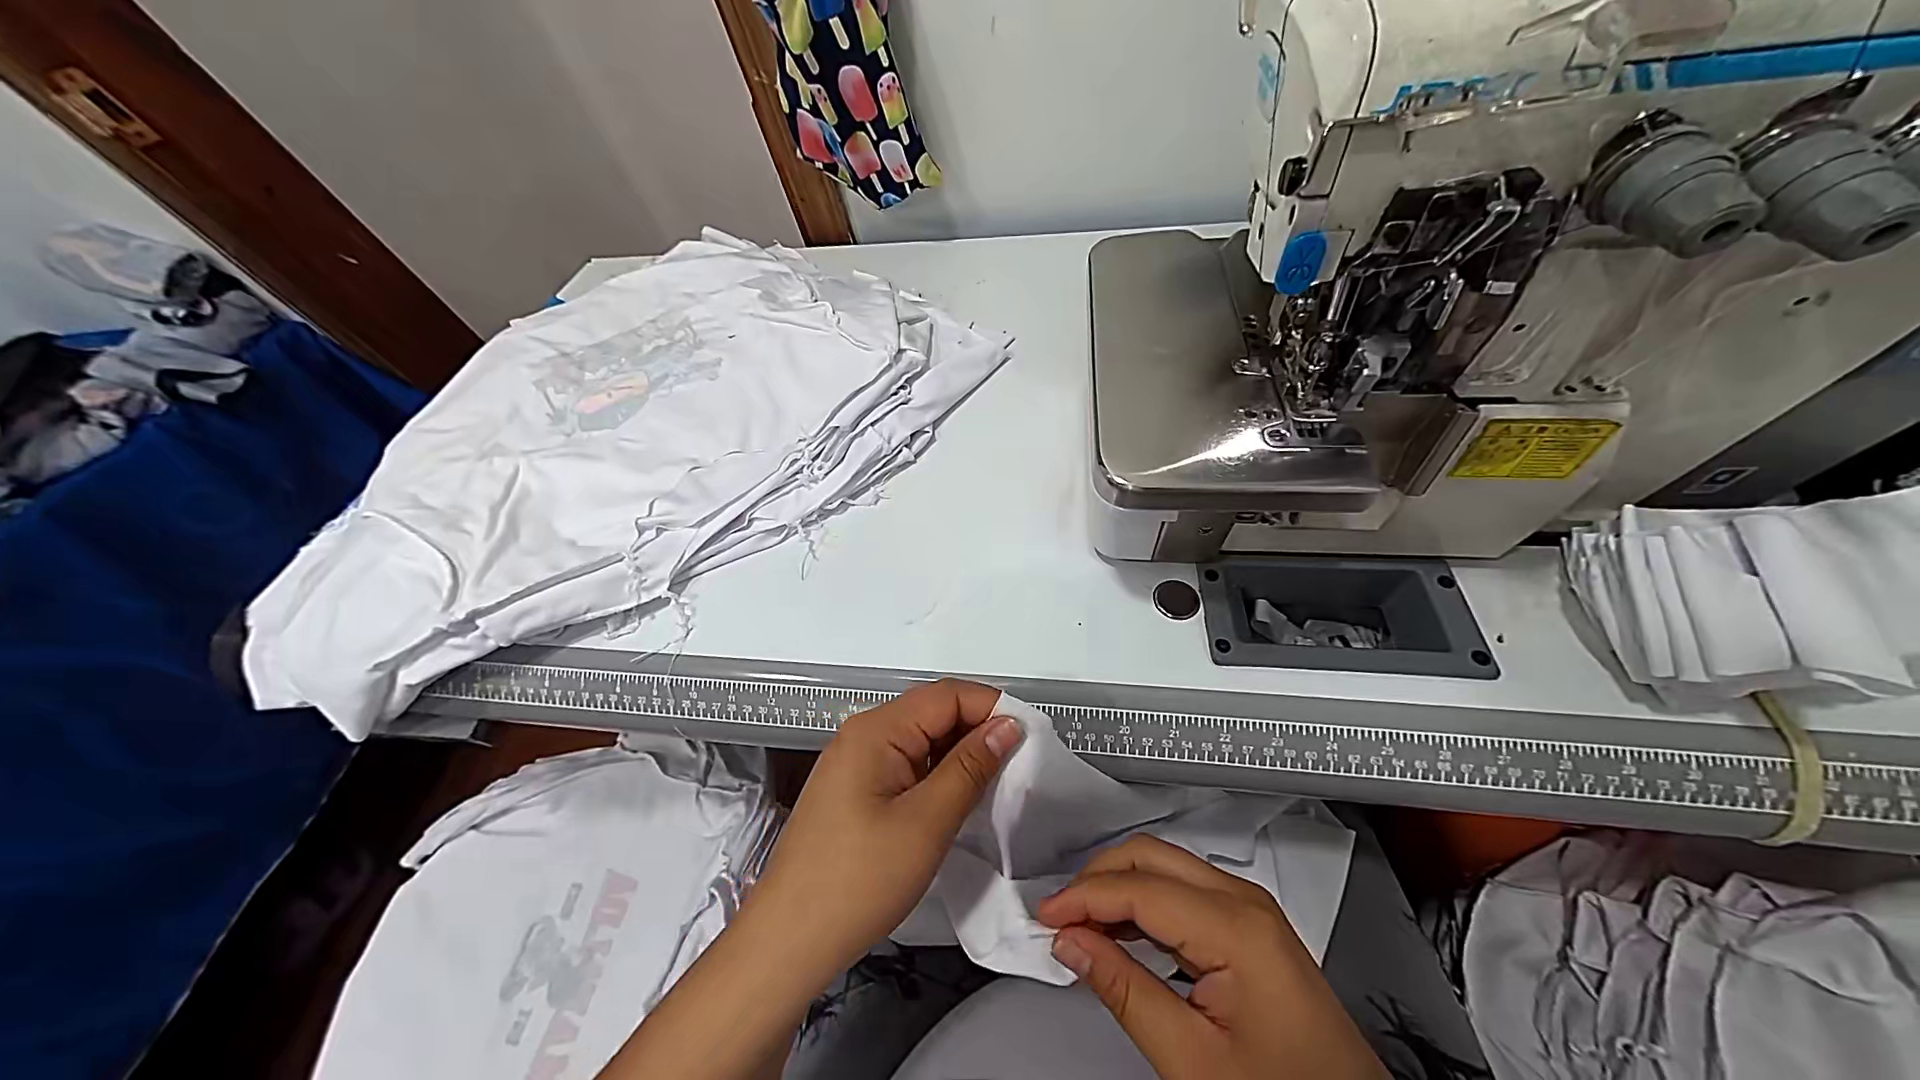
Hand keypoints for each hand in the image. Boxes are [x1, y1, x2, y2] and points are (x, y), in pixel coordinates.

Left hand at [741, 678, 1021, 979]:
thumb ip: (970, 768)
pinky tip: (957, 800)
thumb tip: (1006, 727)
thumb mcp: (926, 823)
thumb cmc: (855, 882)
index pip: (948, 695)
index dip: (992, 708)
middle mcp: (862, 735)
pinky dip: (937, 775)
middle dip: (978, 730)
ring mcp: (855, 762)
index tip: (1029, 737)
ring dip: (959, 755)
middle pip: (933, 712)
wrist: (788, 940)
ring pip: (921, 740)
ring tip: (995, 785)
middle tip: (1019, 765)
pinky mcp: (855, 789)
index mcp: (876, 730)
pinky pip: (906, 764)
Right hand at [1037, 836, 1386, 1079]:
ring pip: (1163, 866)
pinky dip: (1142, 902)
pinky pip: (1181, 890)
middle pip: (1149, 857)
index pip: (1138, 888)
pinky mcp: (1248, 925)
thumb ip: (1124, 991)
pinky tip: (1120, 932)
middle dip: (1097, 878)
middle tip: (1061, 916)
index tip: (1047, 916)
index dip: (1083, 897)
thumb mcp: (1192, 1060)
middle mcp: (1245, 904)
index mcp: (1237, 928)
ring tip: (1082, 927)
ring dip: (1117, 887)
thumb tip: (1073, 944)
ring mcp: (1250, 911)